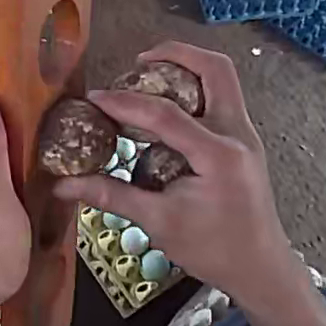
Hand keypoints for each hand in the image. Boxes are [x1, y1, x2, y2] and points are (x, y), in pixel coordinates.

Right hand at [52, 42, 306, 312]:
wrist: (261, 270)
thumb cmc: (213, 250)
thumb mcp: (158, 223)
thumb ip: (112, 195)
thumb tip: (64, 187)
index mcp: (219, 154)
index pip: (165, 113)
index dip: (124, 102)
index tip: (94, 97)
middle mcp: (238, 133)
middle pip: (215, 70)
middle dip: (176, 55)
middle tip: (138, 62)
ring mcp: (245, 134)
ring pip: (222, 79)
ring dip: (187, 68)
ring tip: (148, 76)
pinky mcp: (243, 141)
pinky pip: (220, 97)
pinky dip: (193, 89)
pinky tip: (165, 107)